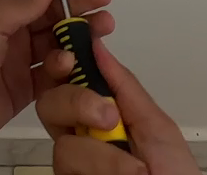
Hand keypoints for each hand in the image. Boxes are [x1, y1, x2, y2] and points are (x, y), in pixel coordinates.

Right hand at [36, 39, 198, 174]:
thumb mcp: (156, 125)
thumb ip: (124, 86)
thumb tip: (95, 44)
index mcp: (100, 113)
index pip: (66, 79)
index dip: (61, 62)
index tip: (71, 56)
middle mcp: (81, 137)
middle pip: (49, 103)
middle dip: (74, 101)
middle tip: (109, 117)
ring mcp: (74, 166)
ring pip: (61, 142)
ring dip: (102, 154)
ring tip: (134, 169)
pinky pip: (65, 166)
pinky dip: (101, 168)